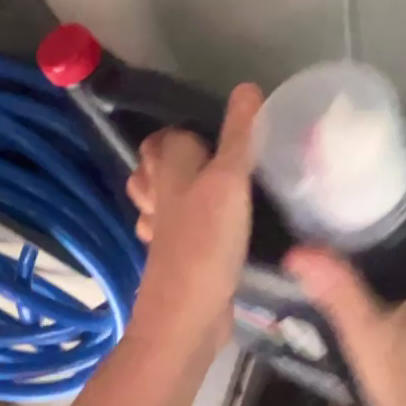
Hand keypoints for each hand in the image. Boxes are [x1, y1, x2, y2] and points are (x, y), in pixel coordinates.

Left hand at [124, 84, 262, 341]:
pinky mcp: (177, 261)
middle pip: (156, 166)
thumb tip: (248, 88)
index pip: (168, 137)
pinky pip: (175, 233)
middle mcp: (160, 196)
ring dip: (179, 192)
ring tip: (216, 190)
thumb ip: (241, 137)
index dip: (190, 131)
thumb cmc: (207, 243)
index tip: (225, 134)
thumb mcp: (231, 182)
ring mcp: (164, 231)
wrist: (187, 318)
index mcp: (168, 170)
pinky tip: (213, 232)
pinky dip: (186, 227)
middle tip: (221, 160)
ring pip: (163, 200)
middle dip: (178, 158)